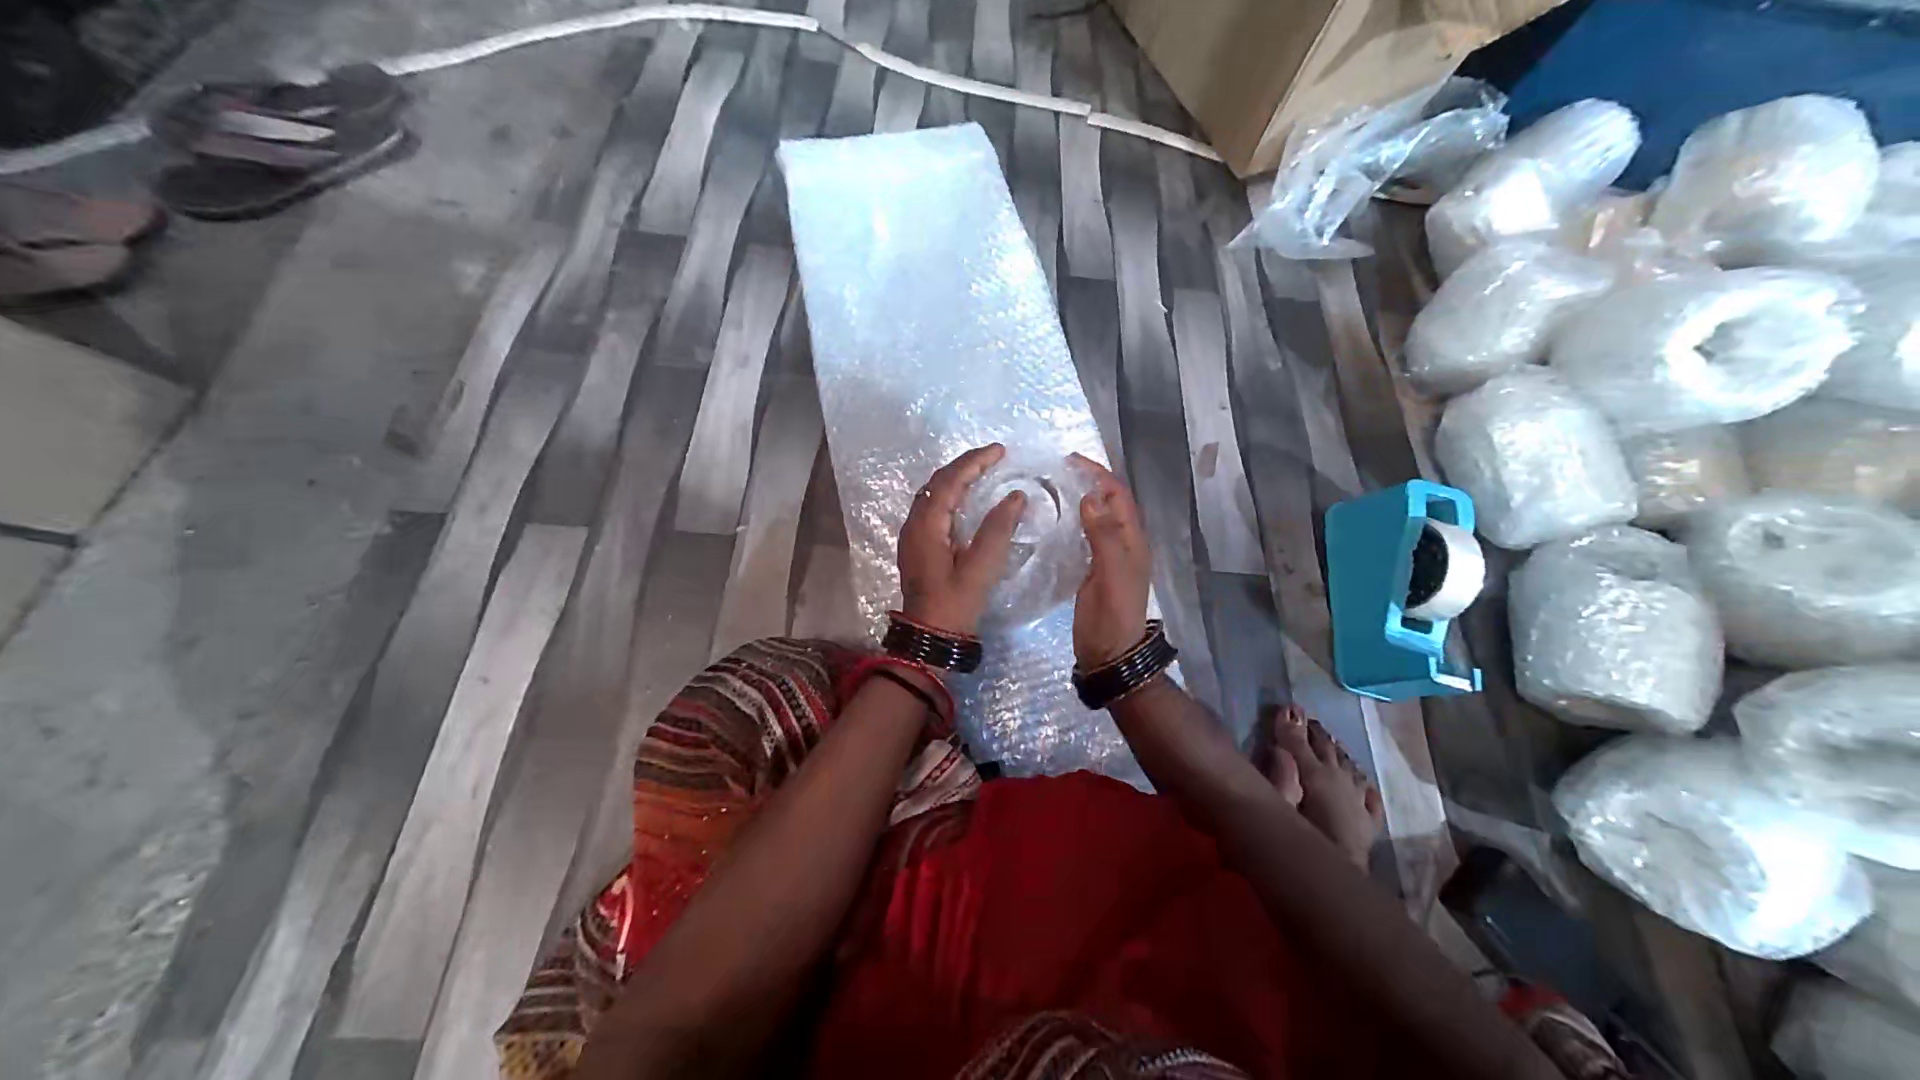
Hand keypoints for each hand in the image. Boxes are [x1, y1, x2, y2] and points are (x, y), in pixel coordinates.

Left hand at [897, 444, 1026, 636]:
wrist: (928, 637)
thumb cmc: (954, 604)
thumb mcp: (980, 569)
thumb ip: (998, 530)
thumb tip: (1015, 496)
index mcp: (926, 525)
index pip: (950, 481)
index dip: (974, 462)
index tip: (999, 451)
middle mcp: (914, 524)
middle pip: (937, 483)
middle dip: (965, 465)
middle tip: (994, 457)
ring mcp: (913, 536)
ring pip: (932, 495)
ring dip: (956, 479)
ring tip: (983, 471)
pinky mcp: (918, 547)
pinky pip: (932, 508)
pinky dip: (951, 496)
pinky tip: (967, 500)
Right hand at [1071, 453, 1151, 667]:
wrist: (1109, 654)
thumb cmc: (1113, 615)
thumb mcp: (1112, 575)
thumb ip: (1104, 536)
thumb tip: (1090, 497)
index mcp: (1132, 541)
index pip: (1118, 496)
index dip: (1099, 475)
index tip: (1071, 460)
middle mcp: (1122, 544)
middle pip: (1108, 503)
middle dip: (1088, 482)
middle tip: (1056, 471)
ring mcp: (1106, 557)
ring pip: (1095, 519)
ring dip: (1079, 500)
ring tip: (1050, 489)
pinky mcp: (1090, 570)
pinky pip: (1083, 537)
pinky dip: (1070, 522)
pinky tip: (1051, 522)